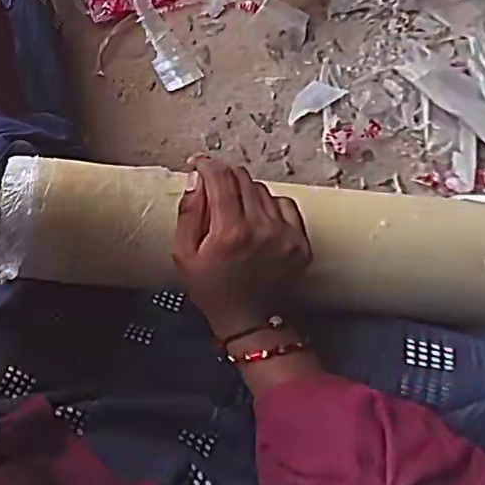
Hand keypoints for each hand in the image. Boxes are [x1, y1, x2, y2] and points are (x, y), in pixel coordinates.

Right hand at [172, 156, 312, 338]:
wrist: (250, 320)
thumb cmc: (211, 288)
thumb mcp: (183, 254)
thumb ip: (188, 213)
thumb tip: (195, 179)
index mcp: (230, 232)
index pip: (220, 178)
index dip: (205, 165)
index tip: (197, 164)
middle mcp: (262, 228)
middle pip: (242, 178)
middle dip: (223, 176)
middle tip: (211, 187)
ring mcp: (286, 234)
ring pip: (262, 189)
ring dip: (244, 191)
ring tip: (232, 208)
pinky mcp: (301, 241)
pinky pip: (284, 205)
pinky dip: (267, 204)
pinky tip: (256, 218)